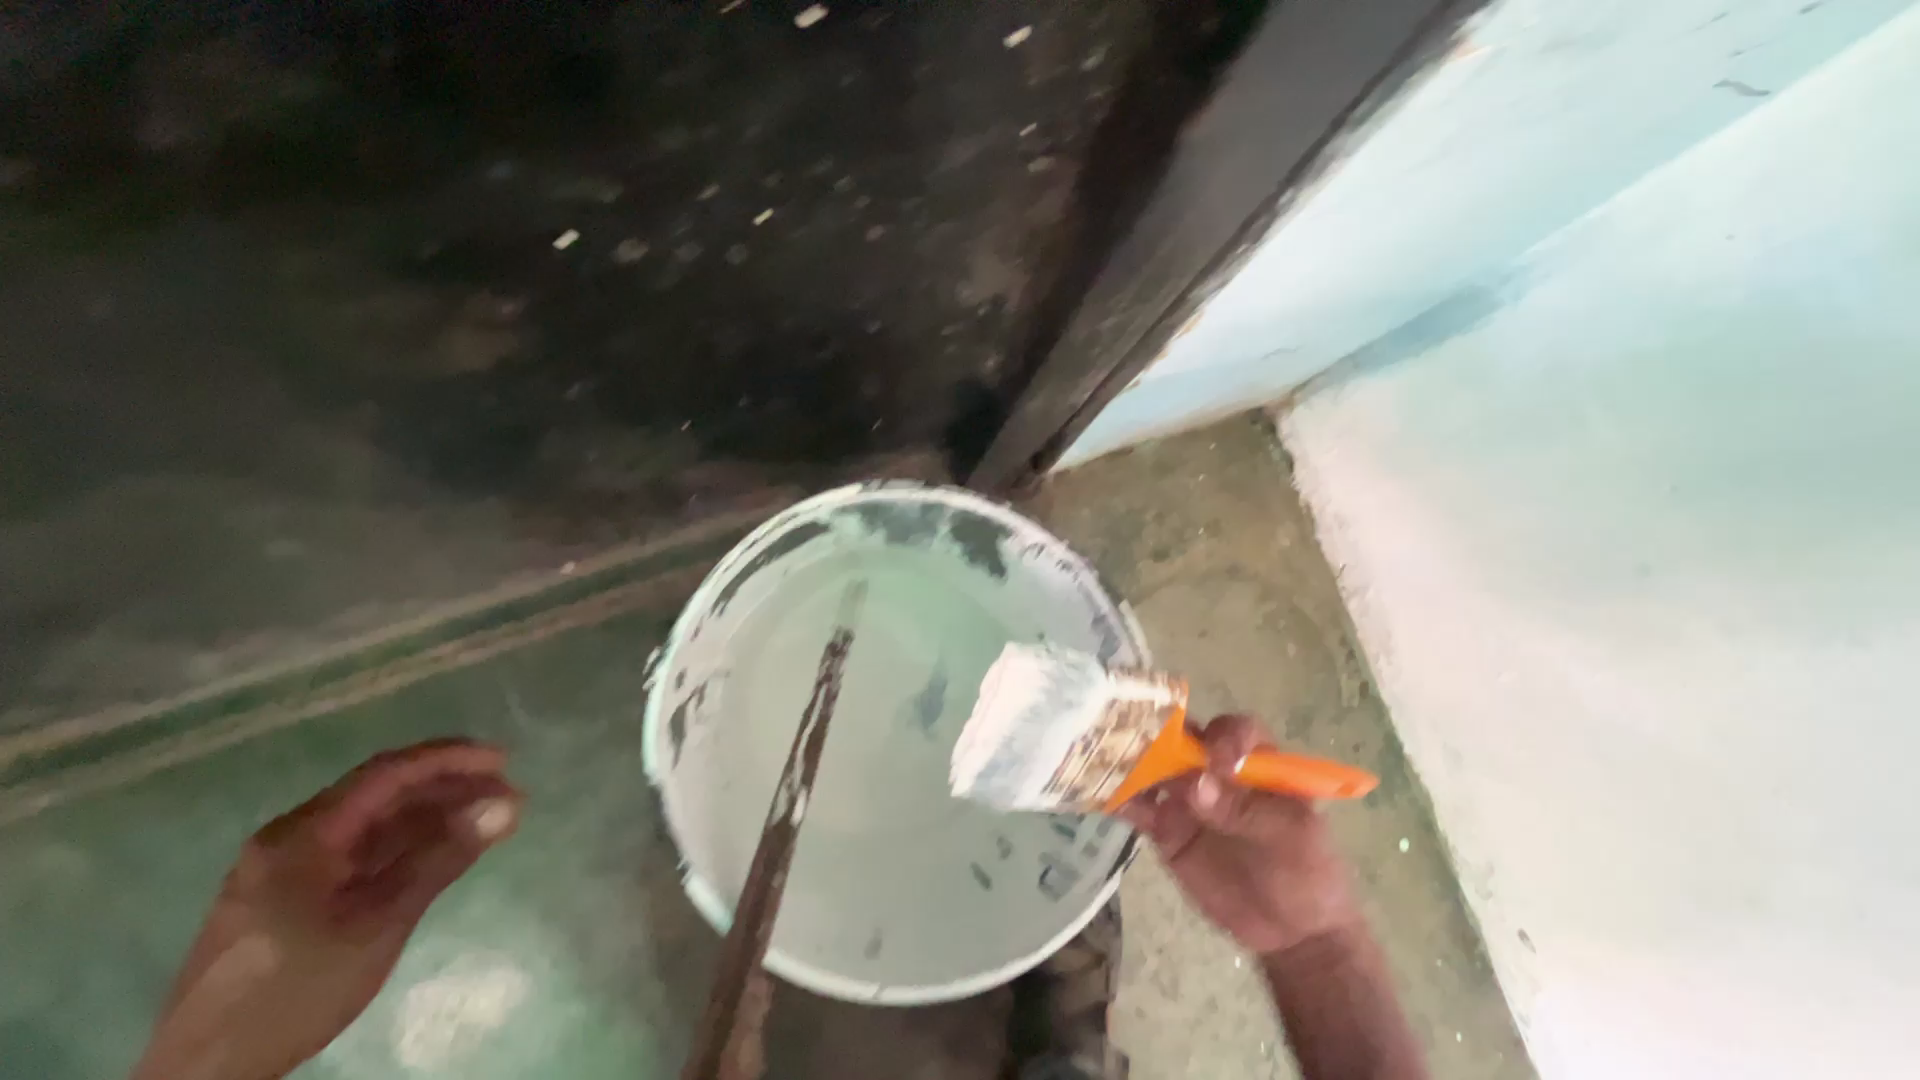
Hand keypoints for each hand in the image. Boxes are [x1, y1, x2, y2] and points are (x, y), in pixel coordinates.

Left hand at [133, 739, 521, 1079]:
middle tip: (510, 796)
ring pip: (376, 825)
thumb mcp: (380, 921)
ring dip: (435, 818)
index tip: (504, 762)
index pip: (387, 773)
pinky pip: (364, 854)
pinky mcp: (298, 897)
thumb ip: (443, 857)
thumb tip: (507, 804)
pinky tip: (445, 851)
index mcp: (303, 834)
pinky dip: (410, 846)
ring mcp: (293, 868)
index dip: (449, 759)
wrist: (207, 1072)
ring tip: (492, 821)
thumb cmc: (295, 988)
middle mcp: (295, 838)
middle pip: (383, 794)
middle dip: (449, 789)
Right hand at [1116, 715, 1358, 956]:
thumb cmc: (1307, 872)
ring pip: (1153, 769)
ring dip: (1129, 761)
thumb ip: (1243, 809)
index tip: (1214, 760)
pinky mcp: (1165, 829)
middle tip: (1134, 742)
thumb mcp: (1290, 837)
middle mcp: (1215, 770)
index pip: (1236, 732)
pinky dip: (1116, 798)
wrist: (1293, 932)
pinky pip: (1137, 808)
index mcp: (1256, 762)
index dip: (1223, 737)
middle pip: (1183, 739)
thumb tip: (1192, 785)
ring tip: (1102, 760)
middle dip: (1158, 736)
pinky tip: (1095, 793)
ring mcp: (1186, 798)